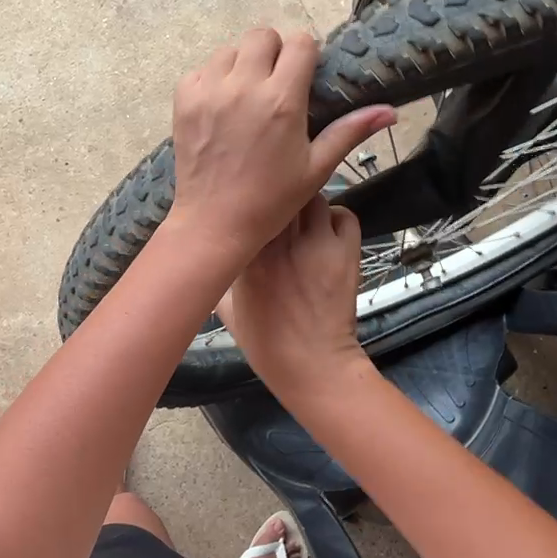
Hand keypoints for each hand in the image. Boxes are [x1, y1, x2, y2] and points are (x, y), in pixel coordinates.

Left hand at [165, 28, 393, 261]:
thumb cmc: (272, 200)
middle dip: (273, 51)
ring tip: (247, 95)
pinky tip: (221, 107)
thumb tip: (390, 111)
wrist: (215, 222)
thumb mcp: (317, 167)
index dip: (306, 54)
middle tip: (275, 82)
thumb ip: (351, 131)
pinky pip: (201, 70)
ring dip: (242, 64)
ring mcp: (209, 91)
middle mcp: (244, 86)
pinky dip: (213, 80)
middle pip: (261, 35)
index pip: (300, 42)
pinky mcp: (184, 100)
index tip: (304, 75)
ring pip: (229, 49)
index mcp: (282, 100)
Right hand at [218, 196, 370, 389]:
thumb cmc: (264, 342)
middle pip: (279, 193)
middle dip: (277, 194)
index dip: (247, 201)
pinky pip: (343, 215)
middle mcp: (278, 243)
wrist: (311, 364)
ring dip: (307, 204)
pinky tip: (328, 232)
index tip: (247, 207)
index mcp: (245, 256)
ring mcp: (314, 244)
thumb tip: (211, 257)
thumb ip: (218, 278)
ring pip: (312, 197)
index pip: (244, 207)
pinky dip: (336, 218)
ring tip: (304, 220)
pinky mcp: (345, 251)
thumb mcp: (225, 310)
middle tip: (277, 205)